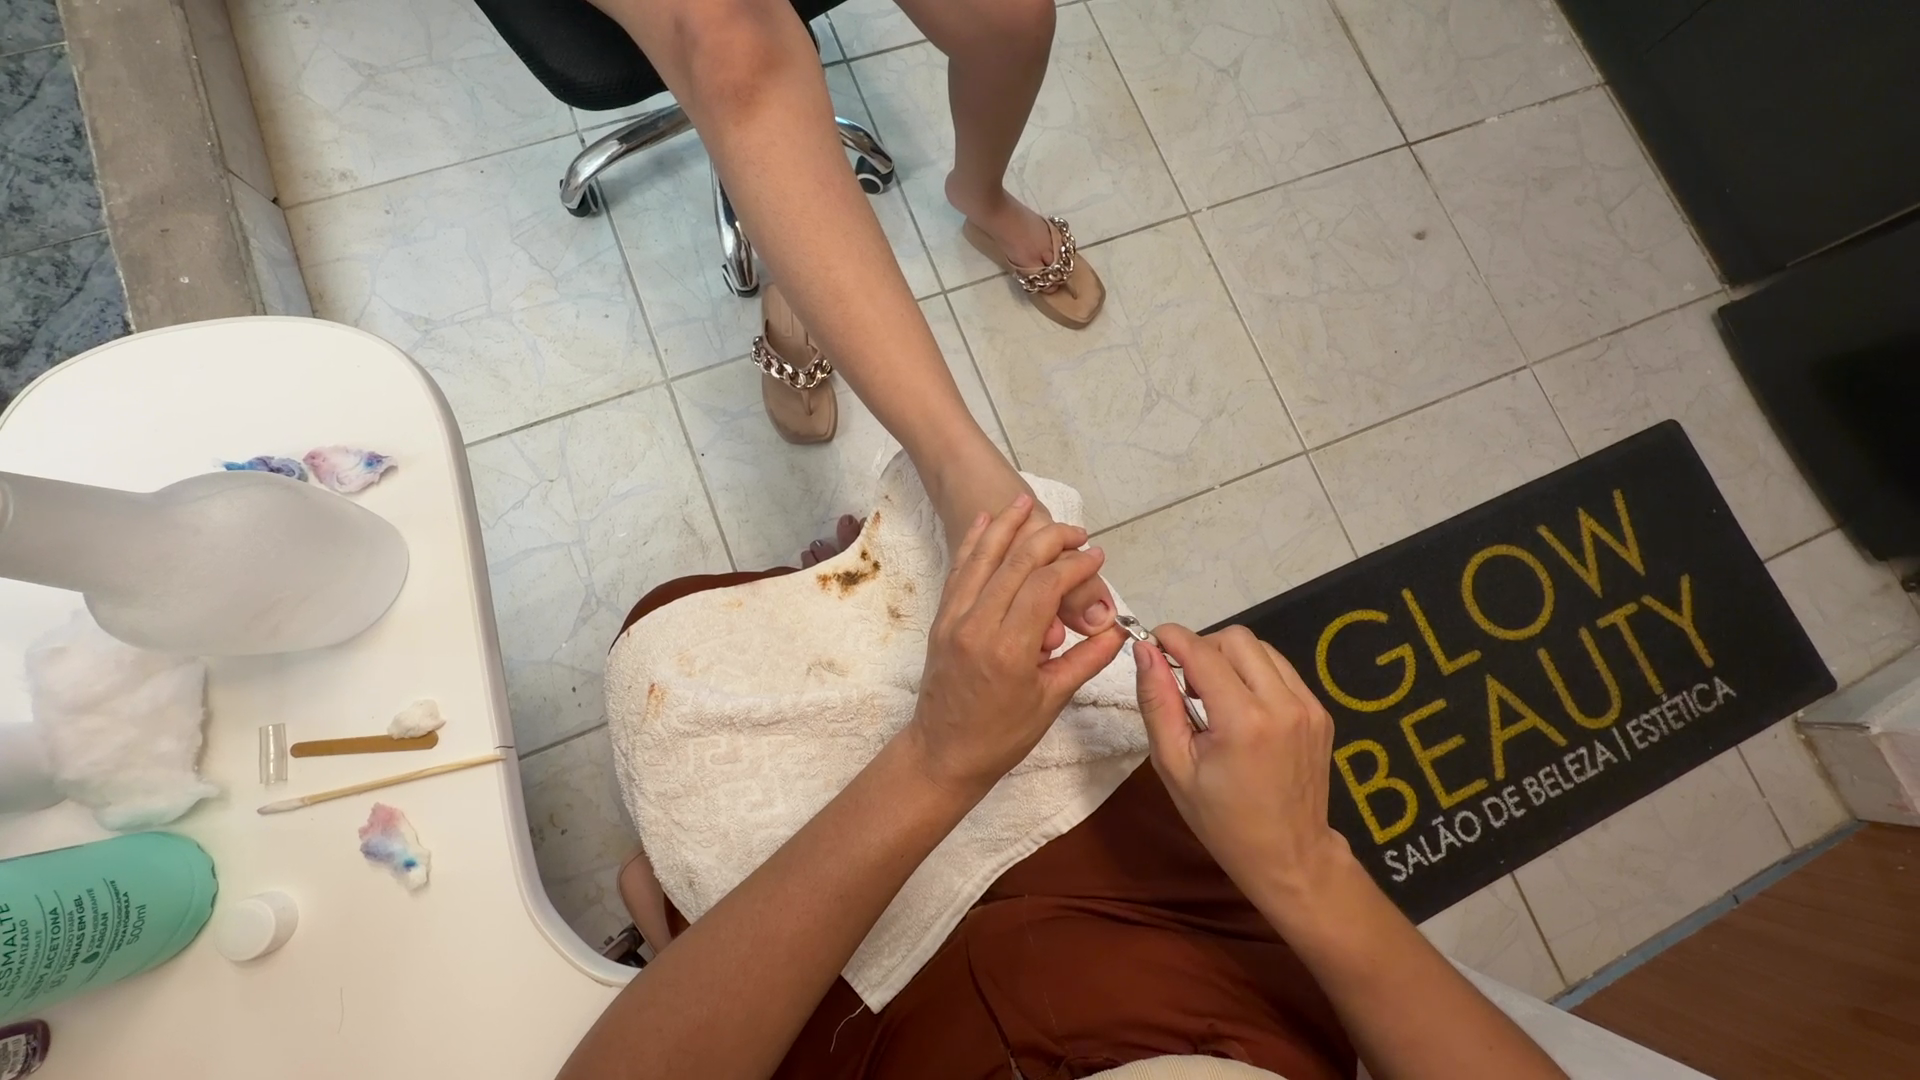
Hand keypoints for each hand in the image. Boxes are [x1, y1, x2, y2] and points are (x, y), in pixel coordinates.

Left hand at [905, 496, 1125, 798]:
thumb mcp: (1050, 701)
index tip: (1097, 556)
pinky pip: (959, 571)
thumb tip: (1117, 628)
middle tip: (1077, 532)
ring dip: (1006, 525)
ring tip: (1027, 501)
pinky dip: (973, 543)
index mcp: (1009, 649)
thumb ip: (1086, 659)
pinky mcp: (941, 619)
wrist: (943, 752)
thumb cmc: (1001, 736)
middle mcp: (977, 625)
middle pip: (1016, 563)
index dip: (1075, 565)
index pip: (1046, 587)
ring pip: (982, 558)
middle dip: (1050, 539)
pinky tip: (984, 521)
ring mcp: (953, 619)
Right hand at [1135, 625, 1353, 902]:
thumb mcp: (1173, 765)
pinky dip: (1253, 674)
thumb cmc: (1221, 819)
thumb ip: (1157, 701)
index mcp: (1243, 721)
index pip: (1201, 651)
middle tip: (1184, 683)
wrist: (1289, 857)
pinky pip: (1280, 670)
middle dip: (1202, 647)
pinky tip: (1240, 708)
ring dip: (1228, 659)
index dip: (1171, 638)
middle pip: (1236, 638)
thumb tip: (1145, 650)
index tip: (1151, 643)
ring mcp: (1309, 706)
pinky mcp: (1321, 712)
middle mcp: (1283, 704)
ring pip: (1261, 648)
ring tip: (1212, 696)